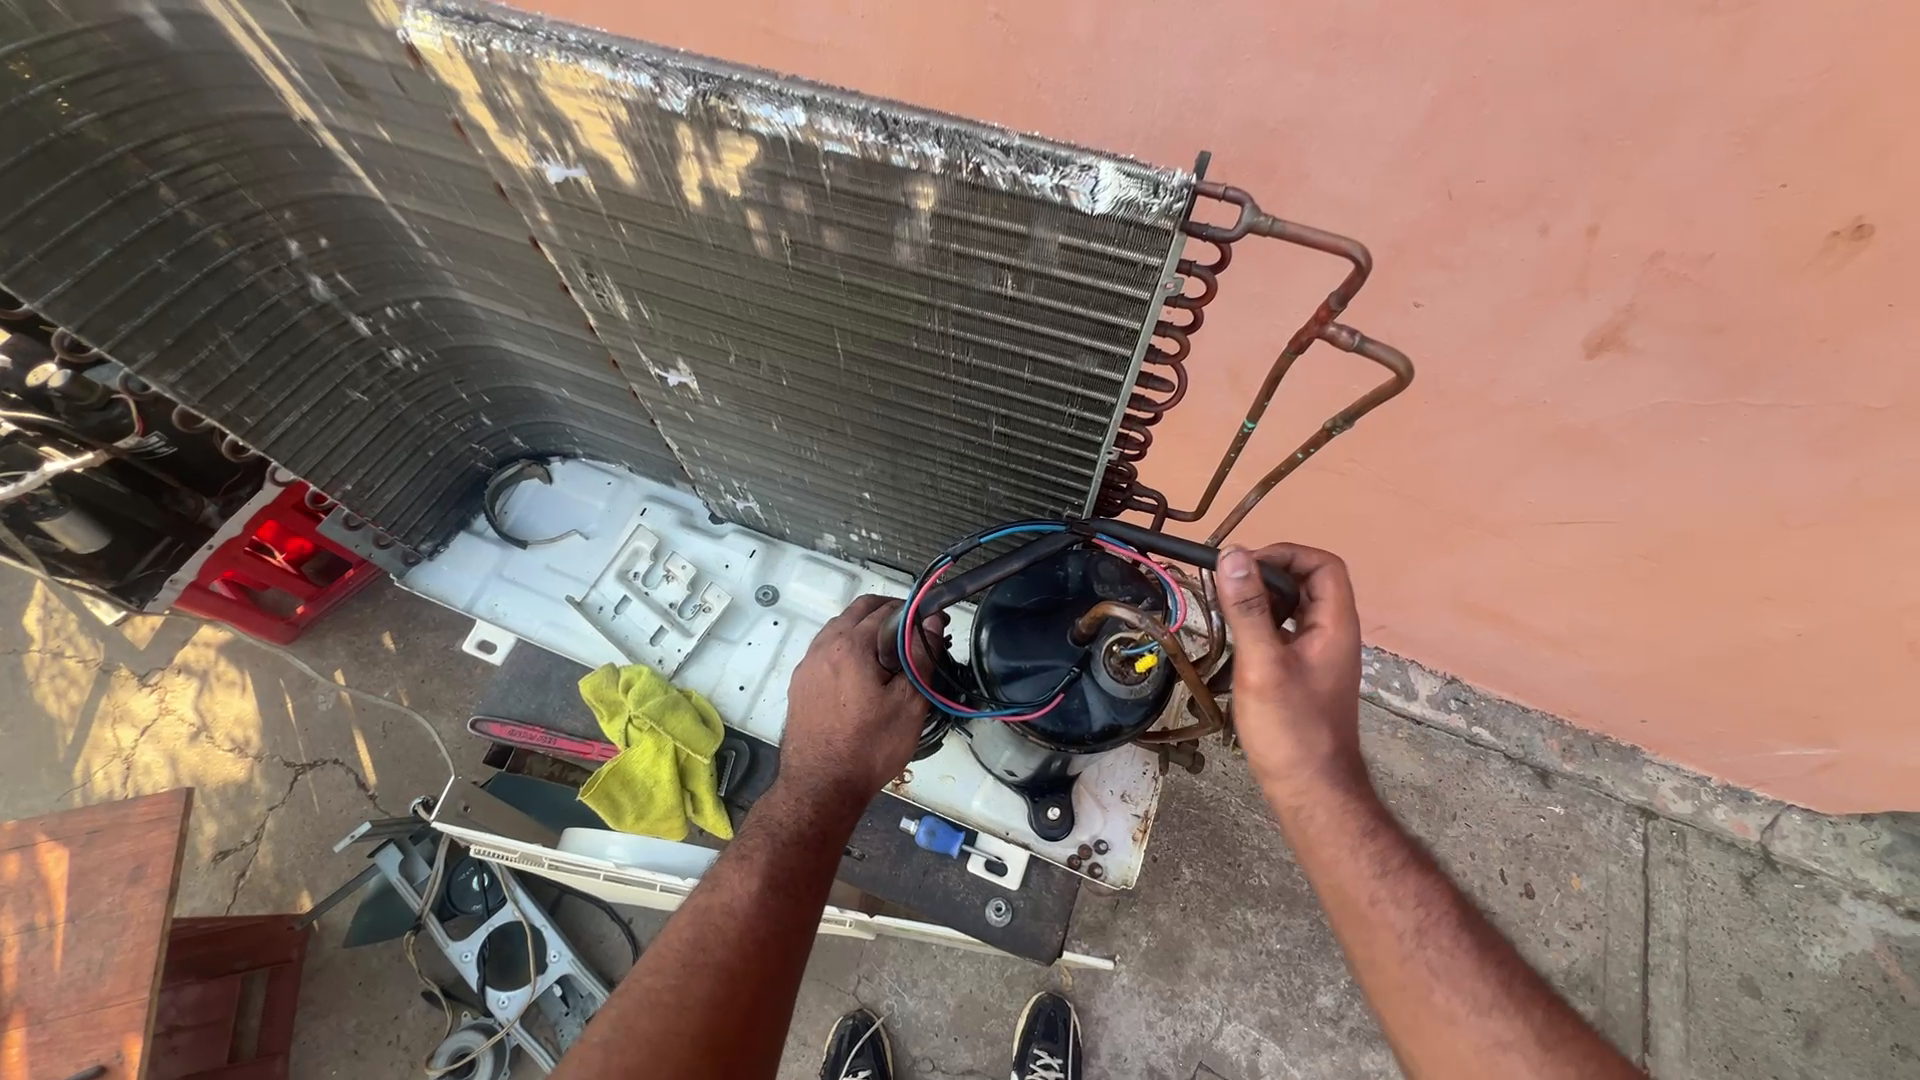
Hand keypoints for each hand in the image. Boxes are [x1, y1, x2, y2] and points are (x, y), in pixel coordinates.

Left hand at [779, 594, 929, 809]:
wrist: (821, 786)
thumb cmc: (869, 746)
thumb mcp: (909, 703)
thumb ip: (921, 656)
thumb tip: (931, 620)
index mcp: (850, 645)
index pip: (886, 610)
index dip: (913, 613)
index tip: (930, 628)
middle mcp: (823, 646)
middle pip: (858, 611)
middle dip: (888, 613)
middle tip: (913, 634)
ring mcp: (807, 665)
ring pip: (839, 628)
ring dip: (865, 629)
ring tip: (890, 654)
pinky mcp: (800, 684)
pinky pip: (826, 650)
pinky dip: (847, 648)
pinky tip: (862, 673)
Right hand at [1215, 544, 1367, 798]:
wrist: (1310, 790)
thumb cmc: (1290, 730)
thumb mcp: (1262, 663)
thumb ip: (1247, 608)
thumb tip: (1233, 555)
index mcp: (1334, 625)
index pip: (1323, 565)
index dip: (1286, 554)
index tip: (1244, 565)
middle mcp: (1332, 635)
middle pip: (1308, 583)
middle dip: (1267, 574)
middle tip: (1227, 585)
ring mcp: (1319, 656)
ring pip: (1294, 609)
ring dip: (1260, 600)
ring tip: (1224, 608)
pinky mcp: (1303, 675)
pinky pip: (1284, 634)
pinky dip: (1260, 626)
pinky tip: (1234, 640)